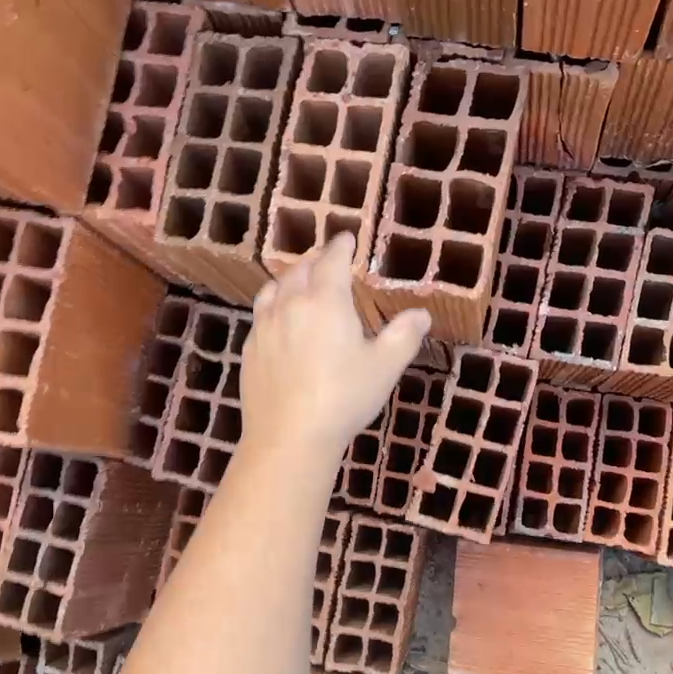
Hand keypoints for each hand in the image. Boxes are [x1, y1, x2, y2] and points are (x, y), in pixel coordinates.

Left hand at [243, 234, 429, 457]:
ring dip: (290, 279)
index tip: (346, 238)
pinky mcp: (251, 349)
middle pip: (300, 270)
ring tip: (299, 281)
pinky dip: (273, 305)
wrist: (290, 435)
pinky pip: (261, 315)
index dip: (341, 246)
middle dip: (316, 260)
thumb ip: (403, 335)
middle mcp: (291, 304)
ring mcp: (265, 327)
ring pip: (274, 288)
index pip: (332, 261)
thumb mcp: (384, 367)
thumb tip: (421, 314)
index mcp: (326, 302)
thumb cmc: (344, 398)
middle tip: (327, 259)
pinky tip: (278, 319)